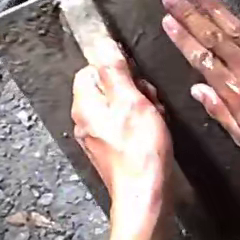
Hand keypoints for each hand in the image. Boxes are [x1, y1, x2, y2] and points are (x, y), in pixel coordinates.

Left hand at [70, 37, 171, 216]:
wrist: (145, 196)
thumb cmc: (139, 153)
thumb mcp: (133, 101)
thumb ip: (115, 70)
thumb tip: (102, 43)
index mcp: (84, 105)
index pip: (91, 69)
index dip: (118, 69)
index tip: (137, 80)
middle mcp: (85, 120)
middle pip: (107, 87)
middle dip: (133, 89)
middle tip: (149, 103)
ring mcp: (98, 137)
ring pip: (119, 107)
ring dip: (141, 108)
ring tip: (154, 121)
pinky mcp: (111, 151)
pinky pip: (125, 126)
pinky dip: (140, 126)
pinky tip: (153, 135)